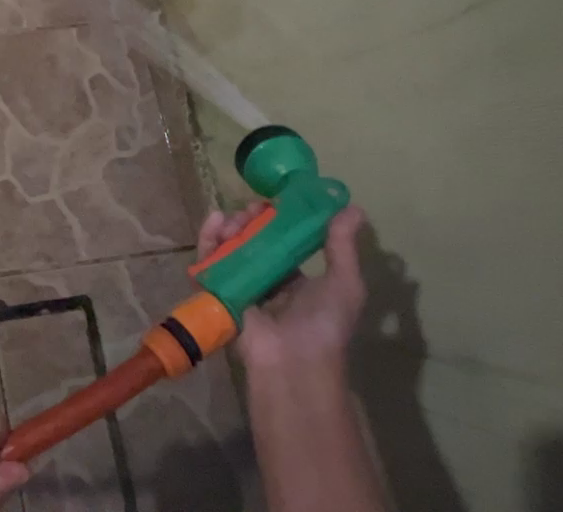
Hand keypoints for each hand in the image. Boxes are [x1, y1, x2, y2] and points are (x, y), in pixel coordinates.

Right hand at [198, 203, 367, 372]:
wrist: (293, 362)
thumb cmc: (324, 324)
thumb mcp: (344, 284)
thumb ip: (343, 246)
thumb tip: (354, 207)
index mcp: (295, 279)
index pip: (280, 241)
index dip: (276, 219)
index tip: (274, 201)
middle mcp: (266, 280)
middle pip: (251, 240)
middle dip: (250, 220)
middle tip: (252, 208)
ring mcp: (240, 285)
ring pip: (228, 247)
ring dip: (230, 226)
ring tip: (235, 217)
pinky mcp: (217, 291)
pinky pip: (208, 262)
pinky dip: (208, 239)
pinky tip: (215, 221)